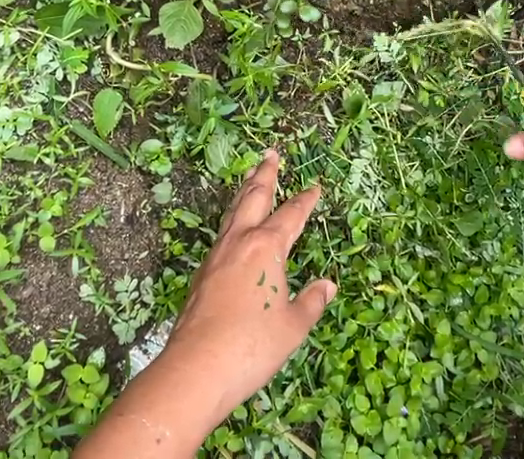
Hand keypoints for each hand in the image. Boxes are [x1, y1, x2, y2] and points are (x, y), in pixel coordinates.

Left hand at [155, 149, 334, 419]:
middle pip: (254, 198)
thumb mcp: (293, 327)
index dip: (305, 200)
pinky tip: (233, 228)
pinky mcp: (202, 274)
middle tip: (271, 154)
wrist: (196, 369)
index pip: (291, 215)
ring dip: (245, 191)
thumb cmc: (252, 346)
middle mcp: (241, 242)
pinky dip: (232, 218)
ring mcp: (217, 256)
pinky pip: (222, 233)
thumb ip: (311, 302)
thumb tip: (327, 285)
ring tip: (250, 177)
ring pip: (233, 212)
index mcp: (267, 247)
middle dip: (266, 174)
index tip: (314, 186)